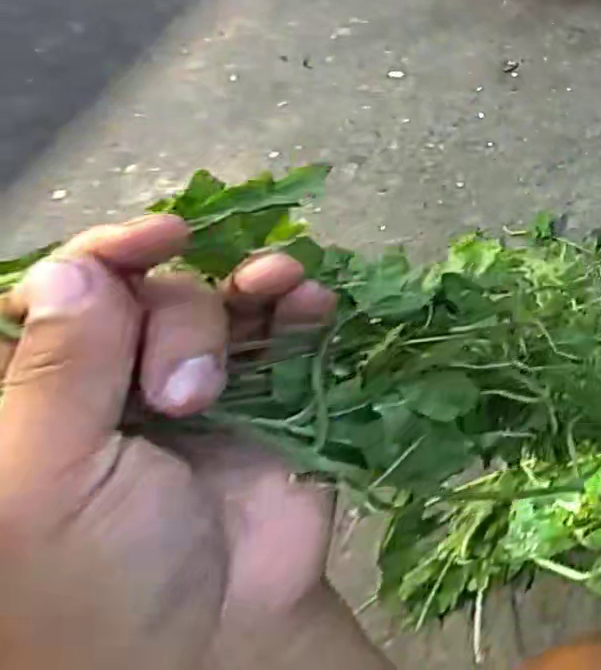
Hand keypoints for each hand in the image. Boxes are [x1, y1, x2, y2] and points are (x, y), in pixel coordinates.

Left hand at [0, 214, 339, 669]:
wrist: (211, 622)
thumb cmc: (88, 569)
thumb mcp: (40, 476)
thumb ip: (56, 370)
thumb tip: (79, 268)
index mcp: (29, 404)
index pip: (52, 303)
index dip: (100, 259)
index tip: (160, 235)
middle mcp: (114, 382)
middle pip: (152, 298)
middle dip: (179, 323)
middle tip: (182, 396)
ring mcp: (204, 384)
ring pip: (227, 301)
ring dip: (254, 289)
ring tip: (279, 298)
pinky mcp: (278, 391)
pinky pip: (294, 329)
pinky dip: (306, 306)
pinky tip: (314, 300)